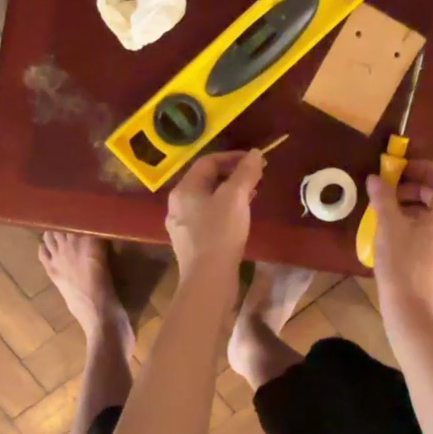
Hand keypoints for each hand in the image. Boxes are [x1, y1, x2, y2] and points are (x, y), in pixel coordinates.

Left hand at [166, 150, 265, 277]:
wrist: (207, 280)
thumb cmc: (220, 233)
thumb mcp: (236, 197)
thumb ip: (245, 172)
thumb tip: (255, 153)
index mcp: (184, 189)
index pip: (207, 162)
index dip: (232, 157)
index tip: (254, 161)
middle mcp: (177, 204)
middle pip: (206, 180)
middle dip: (232, 175)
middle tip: (255, 176)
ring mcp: (182, 225)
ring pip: (208, 199)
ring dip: (230, 193)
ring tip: (252, 194)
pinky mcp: (190, 243)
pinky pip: (208, 217)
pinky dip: (225, 210)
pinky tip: (240, 218)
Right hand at [366, 160, 432, 327]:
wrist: (411, 310)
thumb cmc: (401, 263)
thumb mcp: (388, 226)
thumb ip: (383, 197)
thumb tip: (376, 178)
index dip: (425, 168)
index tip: (402, 169)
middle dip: (415, 188)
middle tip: (390, 191)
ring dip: (415, 206)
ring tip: (389, 213)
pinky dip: (419, 224)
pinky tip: (396, 234)